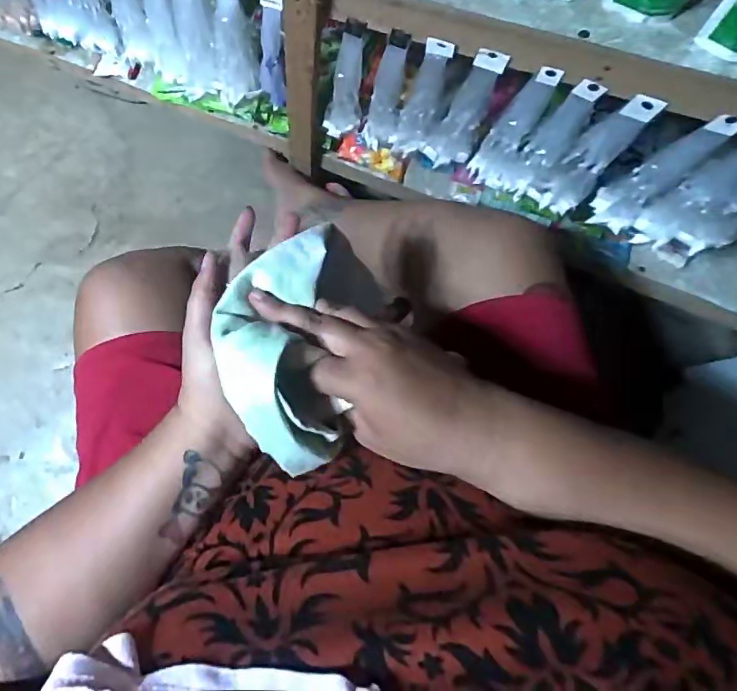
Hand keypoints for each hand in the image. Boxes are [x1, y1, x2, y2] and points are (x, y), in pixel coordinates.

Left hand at [173, 206, 301, 457]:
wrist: (220, 423)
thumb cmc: (205, 374)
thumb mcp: (198, 329)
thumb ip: (203, 293)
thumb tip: (210, 252)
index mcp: (229, 302)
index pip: (237, 261)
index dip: (243, 235)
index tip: (250, 211)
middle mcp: (255, 310)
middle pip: (270, 268)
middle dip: (281, 241)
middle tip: (296, 215)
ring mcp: (275, 327)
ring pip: (290, 289)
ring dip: (300, 265)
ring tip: (315, 241)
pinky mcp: (293, 347)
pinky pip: (305, 320)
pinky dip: (315, 302)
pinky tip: (330, 284)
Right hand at [247, 292, 500, 477]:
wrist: (480, 422)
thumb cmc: (425, 440)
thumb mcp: (375, 437)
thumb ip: (346, 411)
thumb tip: (332, 398)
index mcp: (354, 377)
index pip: (310, 366)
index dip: (292, 370)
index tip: (274, 370)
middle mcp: (365, 345)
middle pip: (316, 320)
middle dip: (283, 310)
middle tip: (256, 295)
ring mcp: (386, 332)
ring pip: (342, 310)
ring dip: (317, 308)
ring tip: (295, 303)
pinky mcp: (404, 330)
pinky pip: (367, 316)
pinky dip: (348, 316)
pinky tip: (340, 319)